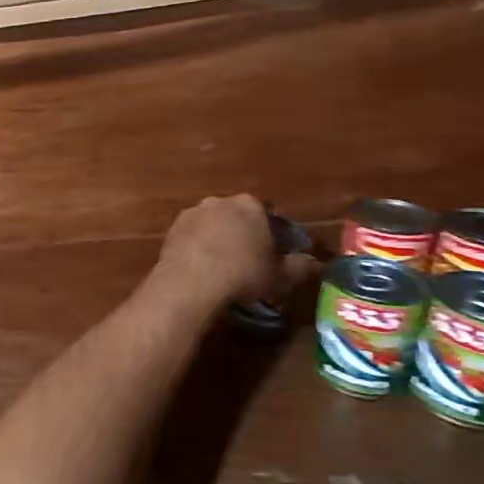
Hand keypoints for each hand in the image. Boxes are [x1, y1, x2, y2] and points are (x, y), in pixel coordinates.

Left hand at [154, 194, 315, 306]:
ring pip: (210, 225)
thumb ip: (300, 266)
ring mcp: (190, 214)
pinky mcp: (169, 231)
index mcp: (249, 204)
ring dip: (217, 239)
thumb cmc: (243, 272)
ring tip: (222, 265)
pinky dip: (197, 248)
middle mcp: (217, 202)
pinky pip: (190, 237)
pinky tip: (201, 267)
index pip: (268, 213)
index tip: (275, 251)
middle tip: (249, 258)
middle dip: (242, 233)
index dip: (273, 232)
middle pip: (236, 216)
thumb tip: (313, 263)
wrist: (191, 281)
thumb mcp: (280, 274)